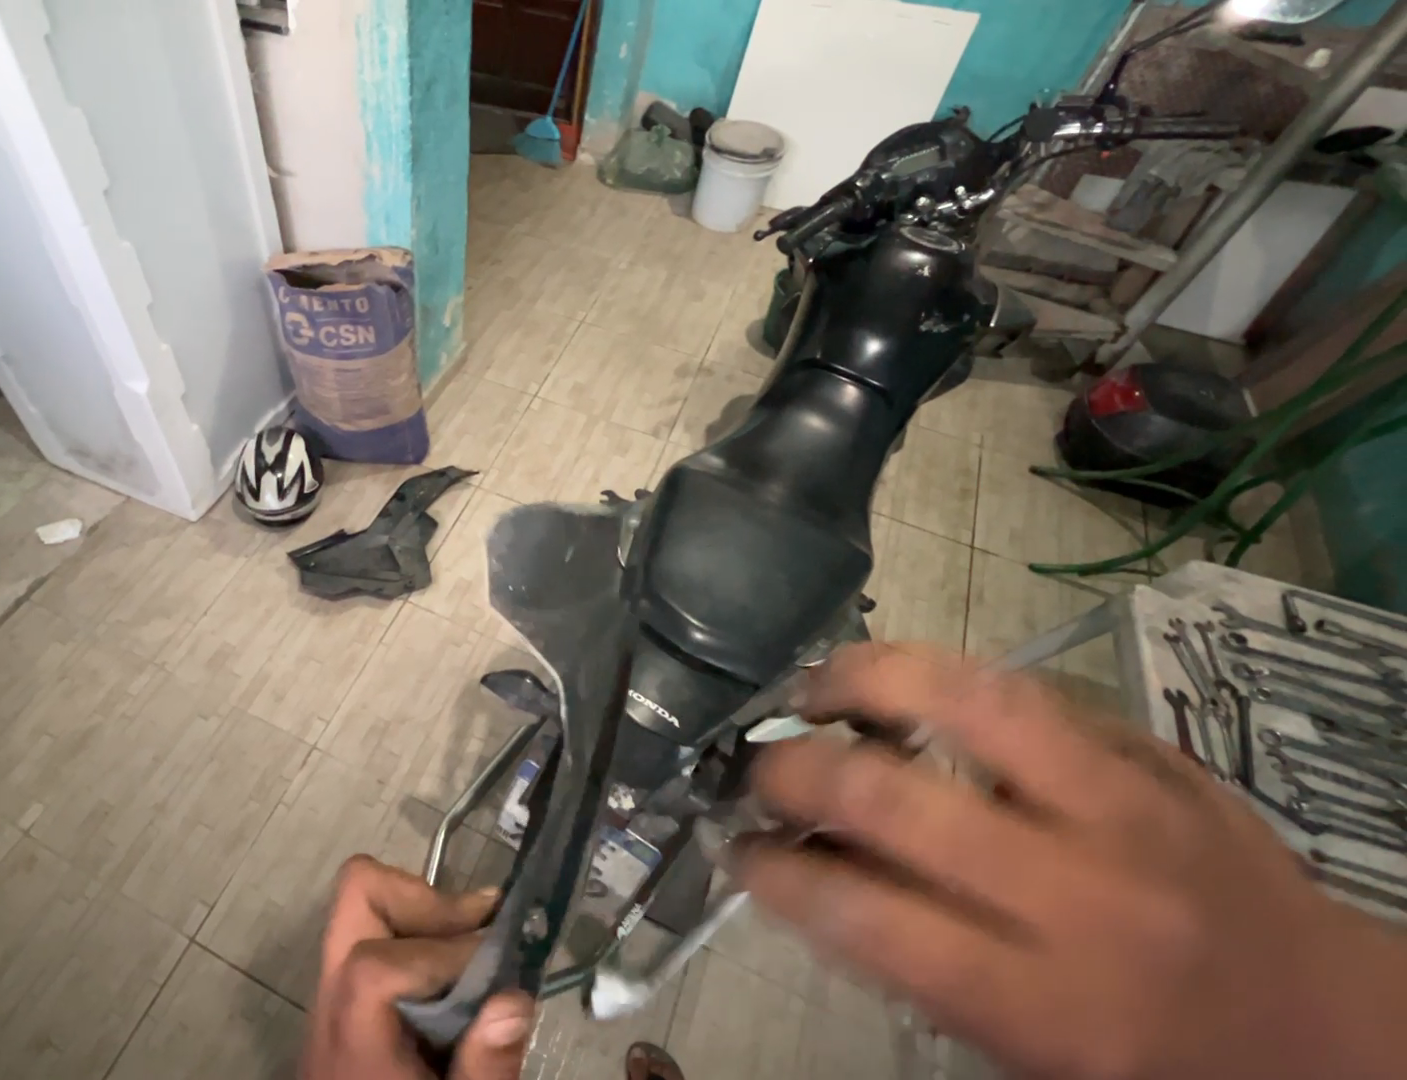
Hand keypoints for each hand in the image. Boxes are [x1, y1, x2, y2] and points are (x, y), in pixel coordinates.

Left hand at [302, 856, 535, 1078]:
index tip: (499, 969)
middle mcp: (331, 1002)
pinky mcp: (345, 1006)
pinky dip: (419, 938)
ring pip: (364, 907)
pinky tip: (460, 976)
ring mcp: (333, 998)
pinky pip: (375, 937)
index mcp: (351, 1038)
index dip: (442, 953)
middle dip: (425, 900)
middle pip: (357, 897)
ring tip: (479, 949)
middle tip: (481, 930)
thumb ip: (487, 1069)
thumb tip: (514, 997)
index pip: (375, 964)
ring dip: (425, 916)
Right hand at [737, 644, 1406, 1079]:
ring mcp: (1129, 809)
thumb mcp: (1023, 1045)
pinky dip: (938, 675)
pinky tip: (899, 683)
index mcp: (1050, 1004)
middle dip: (792, 772)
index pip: (868, 916)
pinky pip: (1022, 689)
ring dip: (861, 679)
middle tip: (759, 770)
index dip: (778, 871)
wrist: (1342, 1039)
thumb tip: (806, 855)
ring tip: (814, 688)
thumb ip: (911, 951)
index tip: (737, 849)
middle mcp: (1086, 898)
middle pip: (891, 798)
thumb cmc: (1153, 1061)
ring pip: (965, 700)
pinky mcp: (1157, 756)